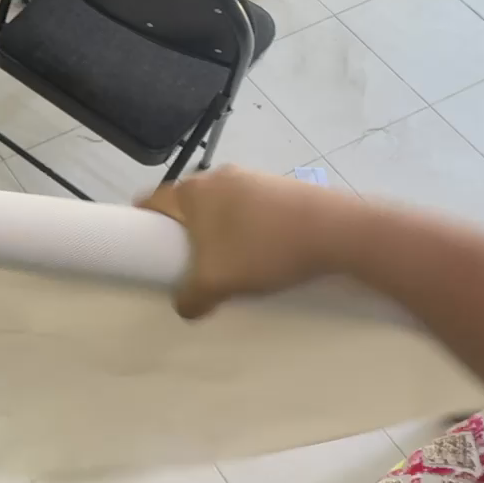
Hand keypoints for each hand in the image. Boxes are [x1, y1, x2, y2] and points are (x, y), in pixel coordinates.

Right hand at [139, 166, 363, 318]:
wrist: (341, 232)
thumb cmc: (263, 250)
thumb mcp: (216, 285)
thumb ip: (190, 298)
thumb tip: (185, 306)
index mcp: (191, 191)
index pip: (151, 200)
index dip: (142, 222)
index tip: (145, 245)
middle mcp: (217, 176)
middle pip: (185, 203)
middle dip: (184, 229)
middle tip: (190, 260)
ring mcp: (252, 176)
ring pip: (219, 204)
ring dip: (218, 228)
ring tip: (231, 259)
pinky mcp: (281, 184)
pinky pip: (249, 205)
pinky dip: (247, 225)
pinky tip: (263, 249)